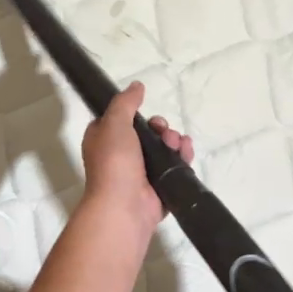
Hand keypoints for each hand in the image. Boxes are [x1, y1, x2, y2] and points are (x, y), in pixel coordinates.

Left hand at [80, 82, 192, 228]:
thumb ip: (125, 102)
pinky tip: (187, 154)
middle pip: (149, 133)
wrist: (125, 206)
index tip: (146, 114)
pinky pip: (175, 167)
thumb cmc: (114, 161)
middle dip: (162, 129)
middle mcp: (122, 156)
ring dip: (175, 141)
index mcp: (105, 141)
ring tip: (178, 146)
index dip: (138, 116)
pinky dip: (183, 159)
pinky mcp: (159, 187)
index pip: (124, 121)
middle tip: (165, 133)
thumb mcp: (114, 123)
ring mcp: (141, 173)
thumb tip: (137, 85)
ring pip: (165, 149)